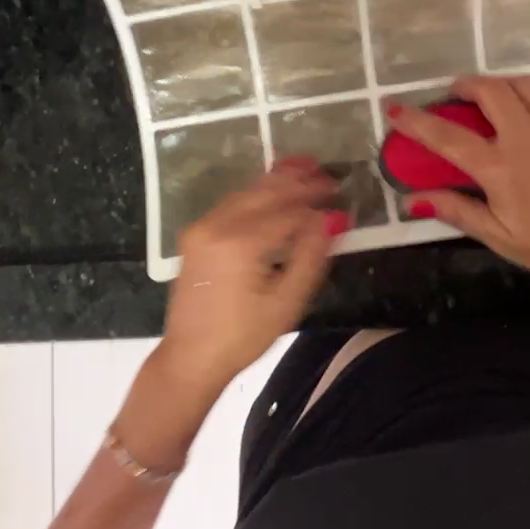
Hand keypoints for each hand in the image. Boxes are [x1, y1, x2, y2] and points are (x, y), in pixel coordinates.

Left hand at [155, 158, 342, 396]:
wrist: (190, 358)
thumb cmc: (242, 336)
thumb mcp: (287, 303)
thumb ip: (310, 256)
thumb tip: (331, 220)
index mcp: (240, 242)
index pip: (288, 211)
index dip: (316, 202)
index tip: (340, 195)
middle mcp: (217, 224)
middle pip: (265, 191)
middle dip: (298, 181)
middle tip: (328, 175)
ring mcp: (202, 226)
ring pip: (247, 191)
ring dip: (277, 181)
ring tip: (306, 170)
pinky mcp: (196, 233)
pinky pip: (232, 202)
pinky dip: (257, 193)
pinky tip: (274, 190)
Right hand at [387, 75, 529, 291]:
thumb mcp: (500, 236)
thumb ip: (457, 210)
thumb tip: (414, 200)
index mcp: (499, 165)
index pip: (447, 136)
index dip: (416, 121)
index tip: (394, 108)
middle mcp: (525, 134)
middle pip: (488, 91)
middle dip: (465, 85)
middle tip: (453, 95)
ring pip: (522, 84)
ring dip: (499, 84)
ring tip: (490, 97)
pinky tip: (529, 105)